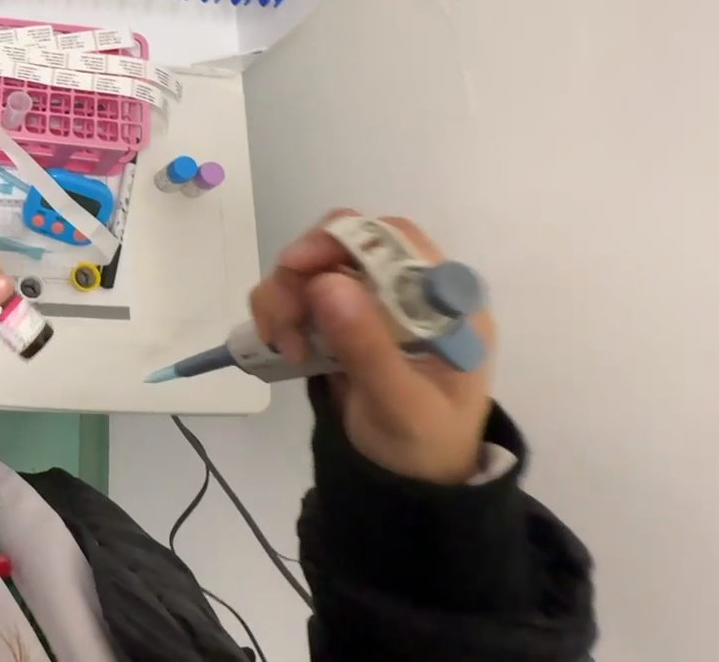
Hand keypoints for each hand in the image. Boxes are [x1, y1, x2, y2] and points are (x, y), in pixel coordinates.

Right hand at [250, 210, 497, 483]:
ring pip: (307, 266)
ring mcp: (365, 300)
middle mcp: (404, 289)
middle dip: (301, 274)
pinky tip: (282, 346)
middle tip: (285, 318)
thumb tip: (327, 282)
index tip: (297, 265)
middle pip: (340, 244)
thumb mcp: (400, 403)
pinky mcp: (332, 314)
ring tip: (284, 347)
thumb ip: (368, 346)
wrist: (406, 478)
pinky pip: (290, 289)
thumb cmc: (421, 443)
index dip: (343, 238)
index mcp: (444, 302)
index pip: (394, 238)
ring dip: (282, 298)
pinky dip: (274, 311)